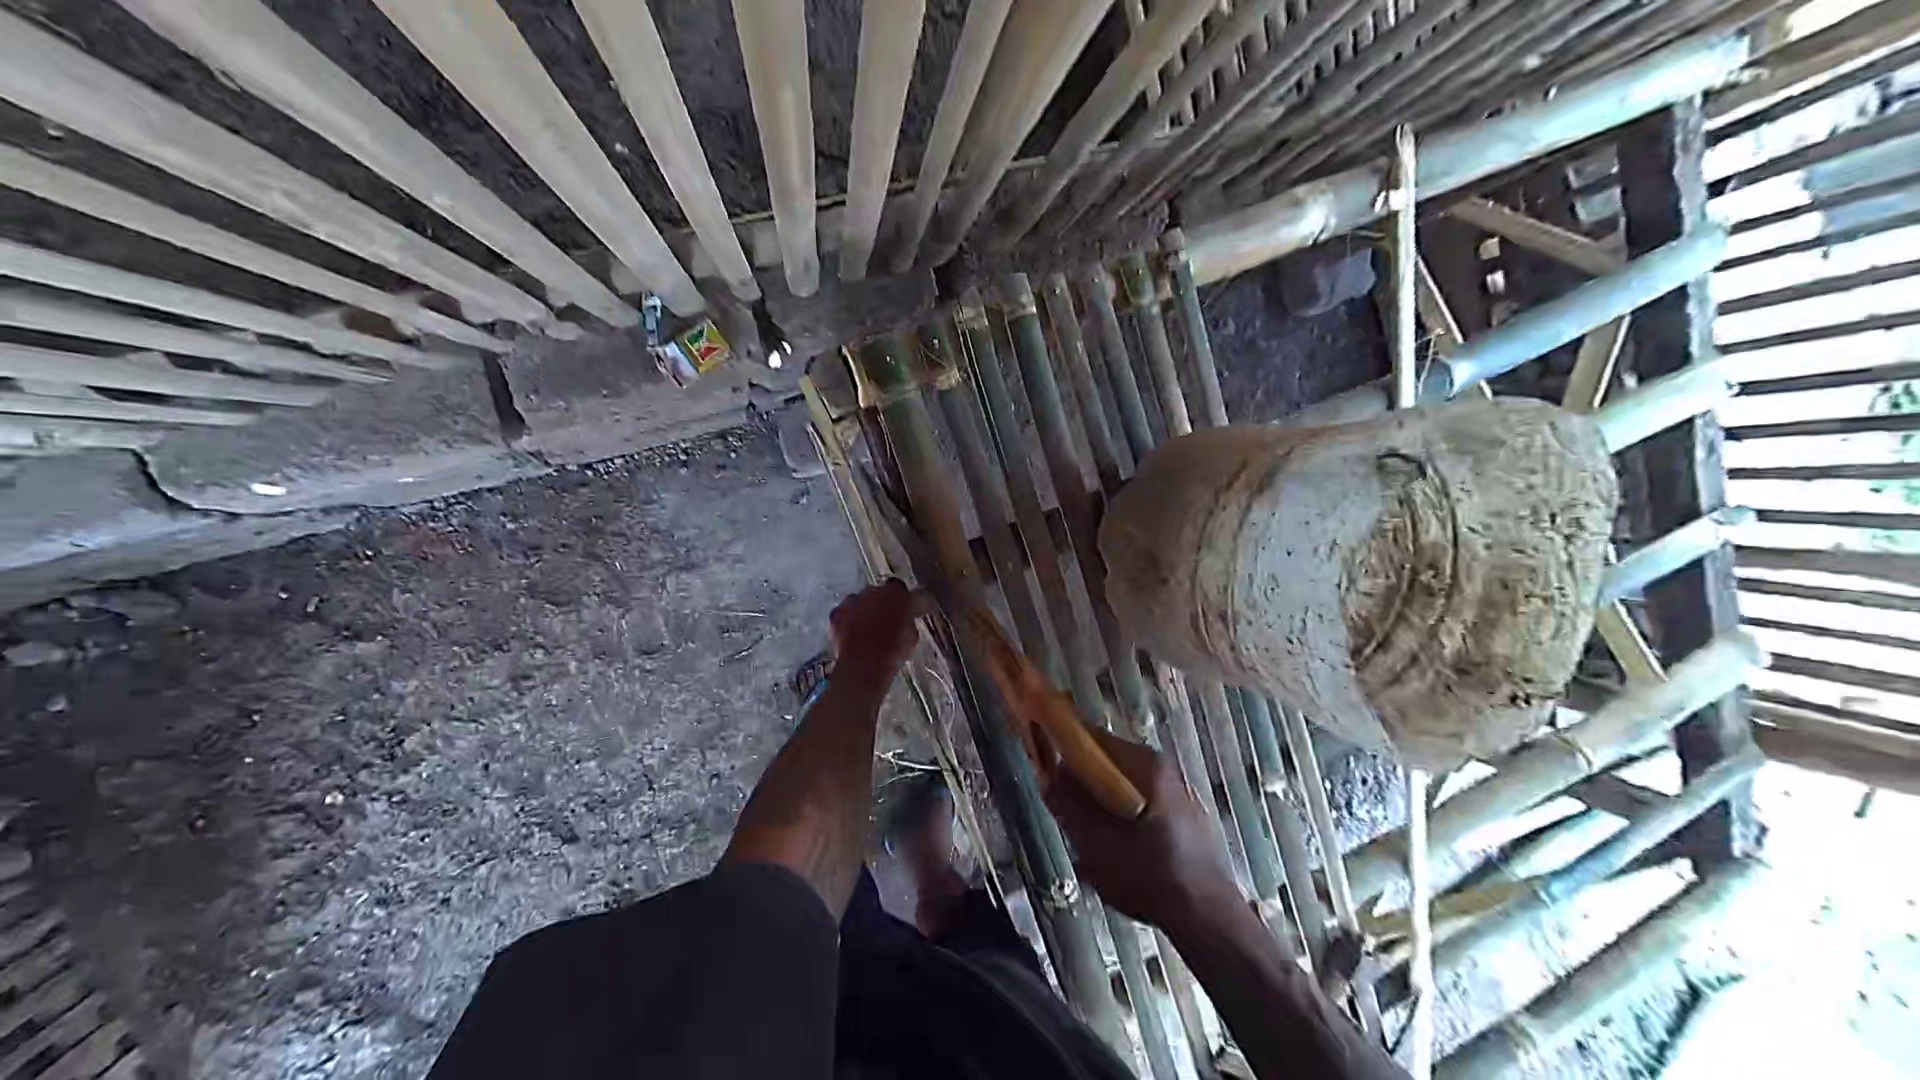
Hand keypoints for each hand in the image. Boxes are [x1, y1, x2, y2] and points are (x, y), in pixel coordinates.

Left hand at [828, 579, 917, 692]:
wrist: (865, 663)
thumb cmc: (894, 649)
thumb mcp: (912, 635)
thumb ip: (907, 621)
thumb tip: (905, 621)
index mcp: (896, 593)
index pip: (899, 589)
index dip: (898, 600)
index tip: (900, 609)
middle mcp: (872, 590)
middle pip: (876, 593)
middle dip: (879, 604)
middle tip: (883, 621)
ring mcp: (851, 601)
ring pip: (858, 602)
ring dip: (862, 612)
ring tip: (865, 631)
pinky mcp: (835, 614)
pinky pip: (843, 615)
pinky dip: (846, 622)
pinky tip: (850, 636)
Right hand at [1044, 727, 1244, 931]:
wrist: (1207, 917)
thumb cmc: (1149, 877)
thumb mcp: (1096, 844)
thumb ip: (1068, 805)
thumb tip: (1047, 776)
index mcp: (1142, 764)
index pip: (1089, 738)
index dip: (1061, 752)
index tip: (1046, 776)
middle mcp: (1160, 767)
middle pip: (1104, 761)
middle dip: (1081, 785)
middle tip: (1068, 817)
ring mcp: (1173, 789)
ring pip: (1119, 784)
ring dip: (1099, 804)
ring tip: (1092, 841)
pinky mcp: (1179, 811)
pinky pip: (1136, 799)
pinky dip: (1119, 815)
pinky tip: (1118, 850)